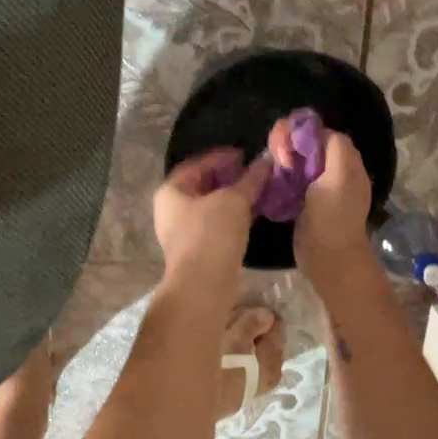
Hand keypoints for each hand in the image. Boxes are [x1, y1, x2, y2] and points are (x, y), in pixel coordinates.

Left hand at [153, 148, 270, 296]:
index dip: (222, 156)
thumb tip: (266, 160)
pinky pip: (215, 223)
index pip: (197, 164)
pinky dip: (232, 215)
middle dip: (229, 177)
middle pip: (202, 185)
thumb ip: (250, 179)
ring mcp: (182, 231)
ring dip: (232, 197)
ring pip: (210, 206)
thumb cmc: (212, 233)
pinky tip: (252, 213)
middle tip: (253, 172)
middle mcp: (171, 209)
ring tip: (258, 190)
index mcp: (171, 191)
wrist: (203, 284)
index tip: (246, 154)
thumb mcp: (234, 200)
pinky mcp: (196, 249)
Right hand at [266, 119, 370, 275]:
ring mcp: (319, 190)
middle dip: (290, 145)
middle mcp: (335, 173)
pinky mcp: (305, 204)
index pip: (323, 135)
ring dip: (283, 161)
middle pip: (309, 147)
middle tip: (276, 155)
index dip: (304, 133)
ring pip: (298, 163)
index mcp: (347, 164)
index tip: (285, 141)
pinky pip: (291, 182)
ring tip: (273, 167)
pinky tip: (271, 182)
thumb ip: (335, 148)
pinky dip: (280, 178)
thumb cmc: (333, 216)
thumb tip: (315, 134)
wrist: (328, 257)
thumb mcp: (340, 176)